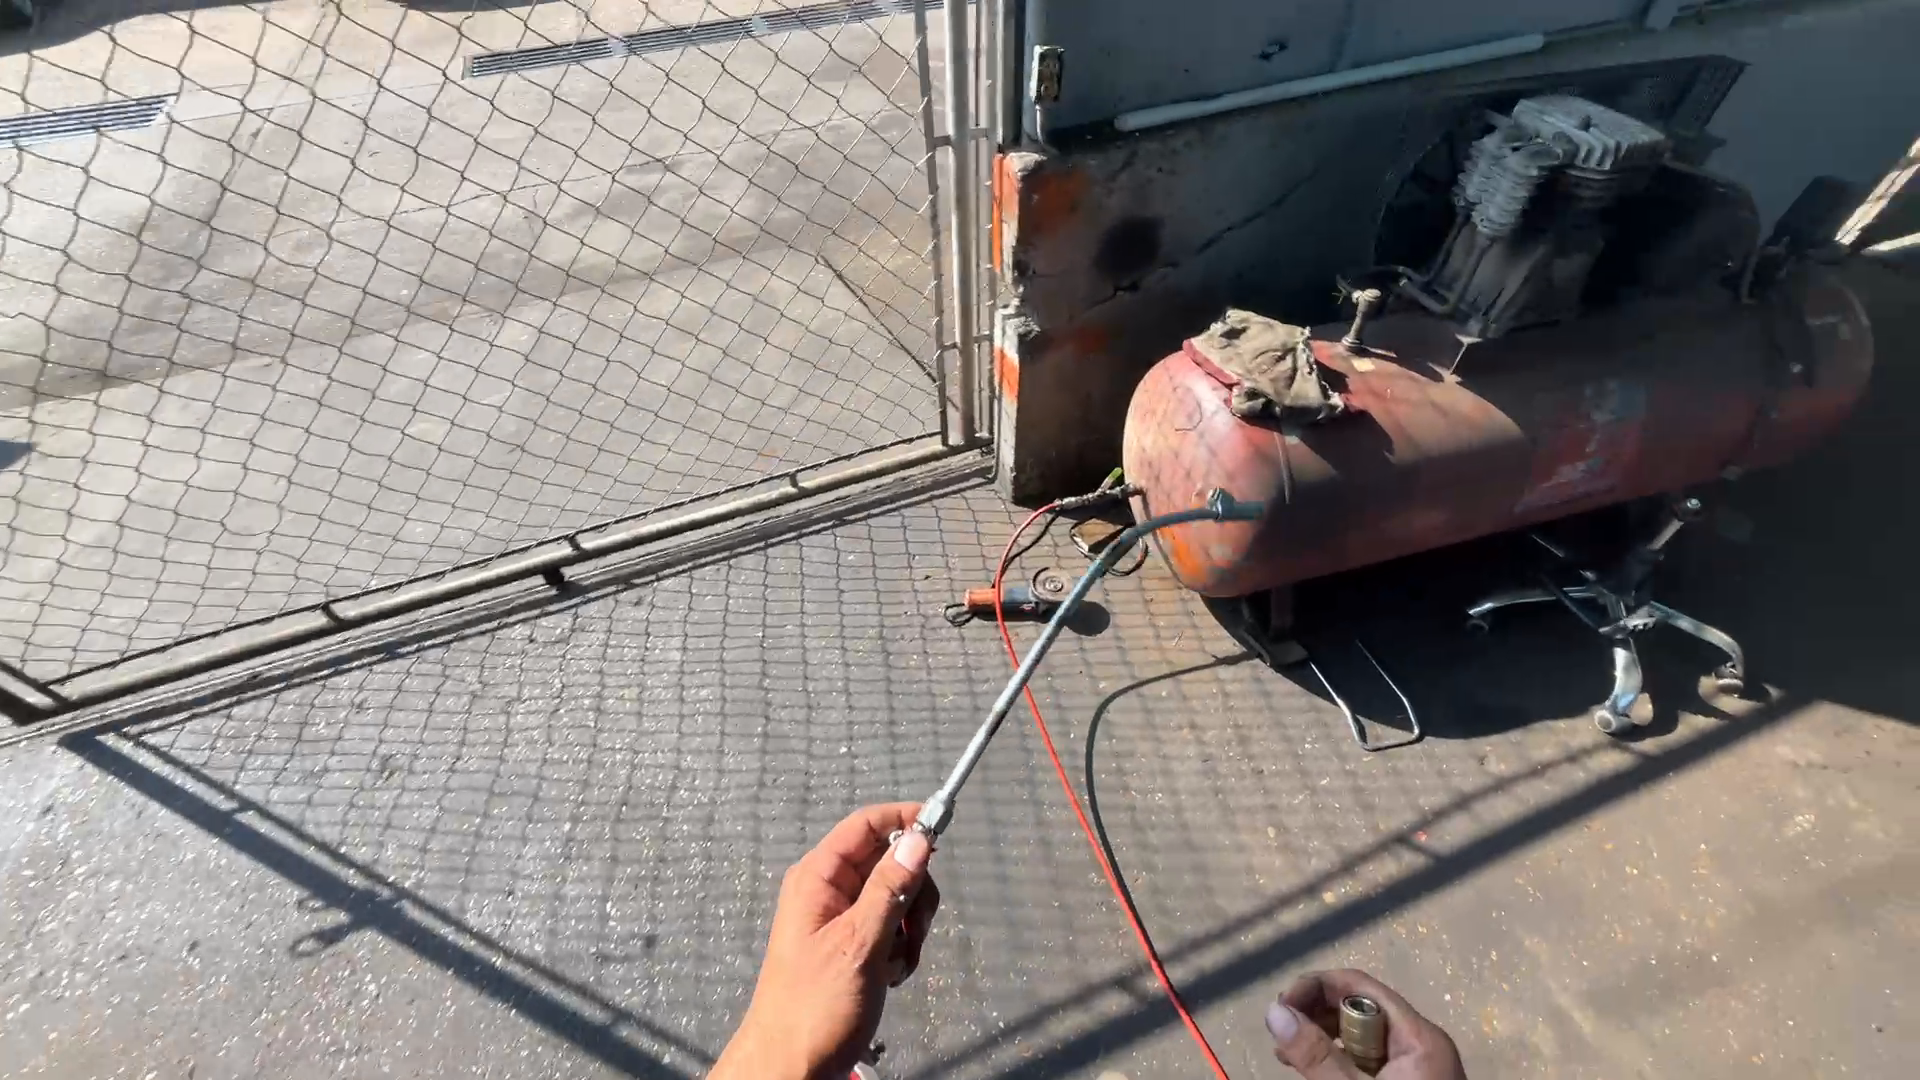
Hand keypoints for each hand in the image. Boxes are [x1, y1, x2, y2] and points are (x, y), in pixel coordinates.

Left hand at [710, 803, 940, 1079]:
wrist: (790, 1070)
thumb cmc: (816, 1003)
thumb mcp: (859, 943)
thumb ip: (890, 888)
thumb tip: (920, 838)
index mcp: (820, 875)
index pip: (867, 824)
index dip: (904, 818)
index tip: (941, 828)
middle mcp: (831, 887)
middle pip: (890, 859)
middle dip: (912, 891)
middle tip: (916, 927)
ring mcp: (843, 915)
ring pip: (897, 894)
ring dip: (909, 926)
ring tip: (897, 961)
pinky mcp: (855, 942)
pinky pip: (893, 925)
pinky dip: (901, 947)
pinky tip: (890, 975)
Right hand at [1267, 969, 1466, 1079]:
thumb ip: (1316, 1056)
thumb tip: (1273, 1010)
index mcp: (1419, 1039)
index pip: (1358, 986)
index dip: (1314, 988)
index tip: (1281, 1010)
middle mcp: (1419, 1045)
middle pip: (1355, 1007)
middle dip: (1312, 1016)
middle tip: (1280, 1038)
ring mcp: (1415, 1070)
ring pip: (1355, 1035)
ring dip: (1319, 1039)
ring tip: (1287, 1057)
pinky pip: (1363, 1061)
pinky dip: (1334, 1062)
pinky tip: (1311, 1073)